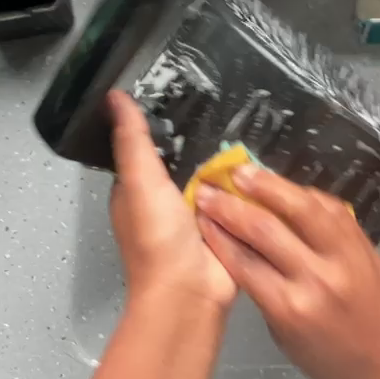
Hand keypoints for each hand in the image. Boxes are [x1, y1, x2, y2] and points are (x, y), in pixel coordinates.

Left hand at [107, 92, 235, 310]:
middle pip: (189, 158)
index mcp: (139, 189)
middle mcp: (168, 199)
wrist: (192, 292)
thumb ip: (132, 140)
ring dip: (233, 158)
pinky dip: (251, 181)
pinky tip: (266, 158)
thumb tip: (113, 95)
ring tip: (256, 118)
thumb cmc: (157, 238)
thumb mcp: (139, 181)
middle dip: (206, 137)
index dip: (164, 120)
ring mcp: (201, 213)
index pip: (150, 145)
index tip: (185, 85)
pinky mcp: (229, 224)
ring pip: (218, 174)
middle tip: (232, 97)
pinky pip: (240, 195)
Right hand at [193, 164, 379, 378]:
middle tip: (208, 189)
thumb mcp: (283, 337)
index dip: (215, 232)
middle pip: (265, 227)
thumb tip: (237, 249)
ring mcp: (343, 255)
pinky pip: (328, 208)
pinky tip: (282, 187)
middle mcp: (317, 276)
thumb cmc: (332, 364)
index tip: (195, 214)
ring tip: (241, 171)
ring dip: (267, 185)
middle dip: (231, 204)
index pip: (243, 260)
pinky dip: (302, 194)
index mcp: (290, 307)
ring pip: (301, 207)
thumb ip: (262, 292)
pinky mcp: (362, 242)